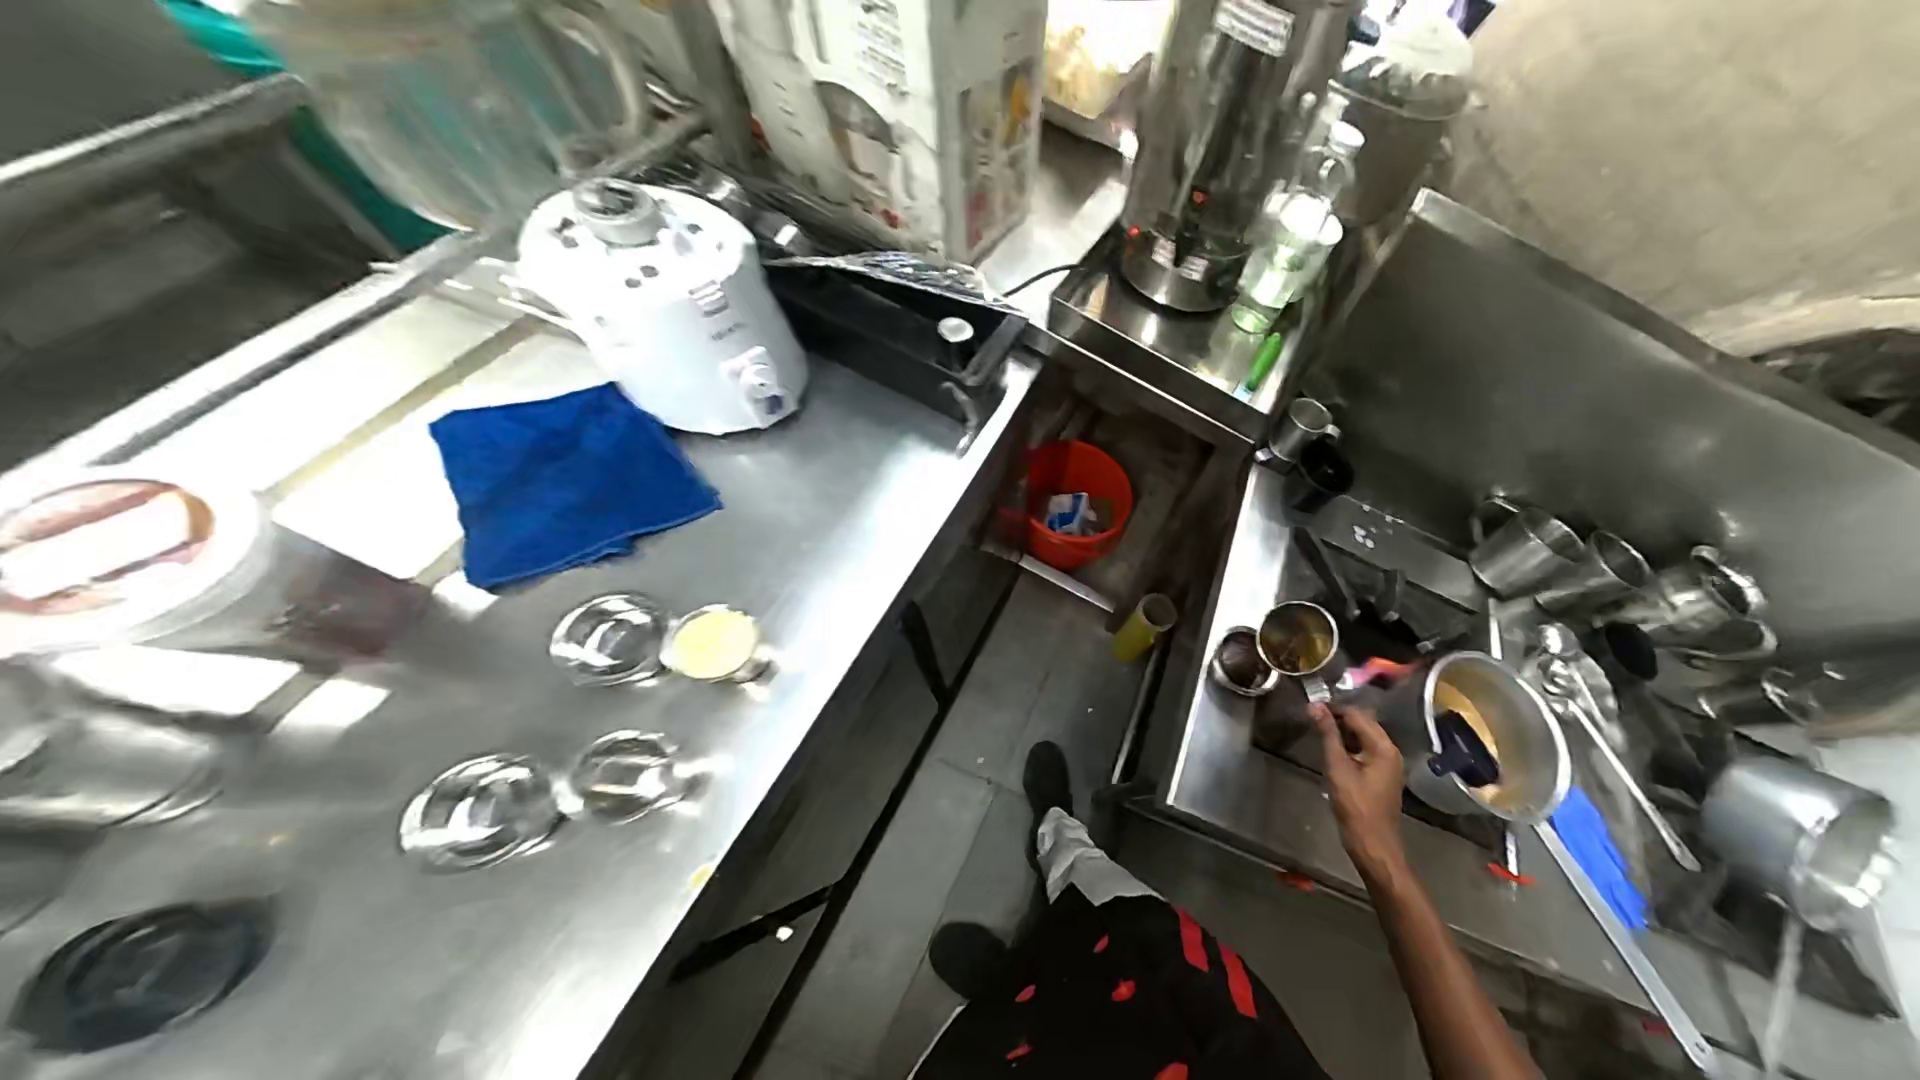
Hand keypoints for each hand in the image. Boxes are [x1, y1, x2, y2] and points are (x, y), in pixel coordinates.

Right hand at [1311, 702, 1407, 880]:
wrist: (1373, 843)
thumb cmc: (1355, 805)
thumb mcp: (1337, 767)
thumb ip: (1327, 734)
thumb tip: (1314, 705)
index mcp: (1383, 747)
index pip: (1356, 715)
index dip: (1333, 708)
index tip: (1309, 707)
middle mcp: (1390, 751)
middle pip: (1362, 723)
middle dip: (1337, 717)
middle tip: (1310, 717)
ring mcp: (1387, 764)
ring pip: (1362, 736)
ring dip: (1341, 731)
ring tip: (1316, 730)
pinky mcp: (1380, 774)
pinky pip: (1363, 749)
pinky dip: (1347, 745)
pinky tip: (1330, 749)